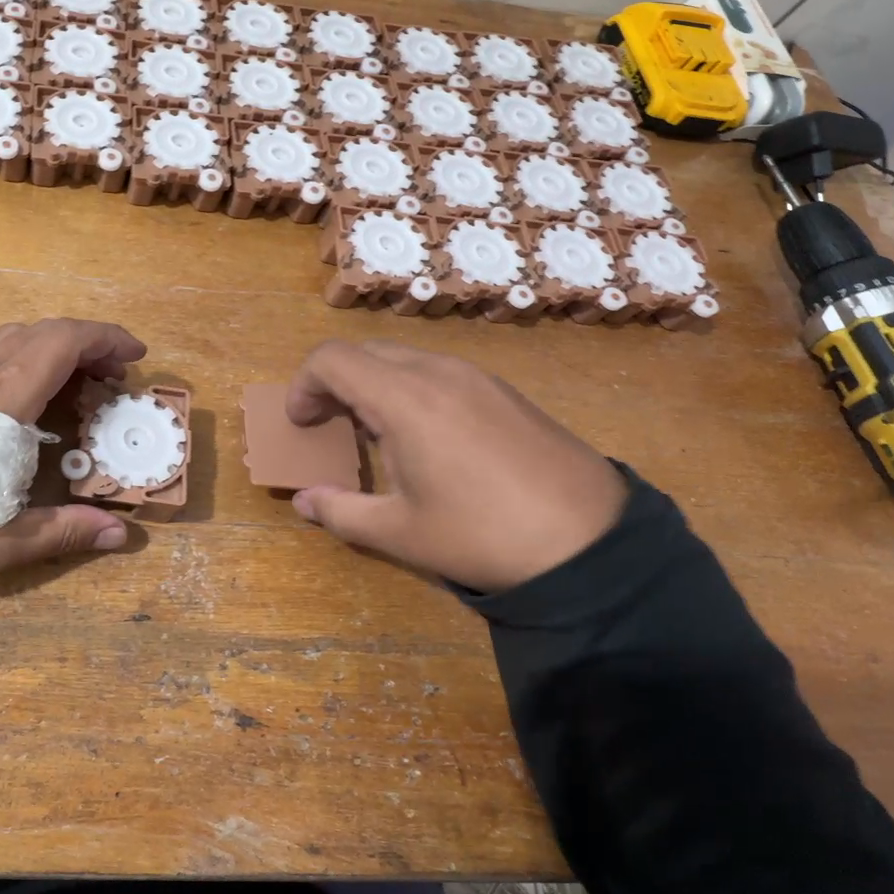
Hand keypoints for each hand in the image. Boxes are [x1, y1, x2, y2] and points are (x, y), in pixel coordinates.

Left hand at [0, 319, 146, 589]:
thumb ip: (63, 531)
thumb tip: (121, 535)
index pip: (61, 342)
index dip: (105, 339)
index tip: (135, 355)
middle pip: (41, 331)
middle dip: (86, 344)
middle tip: (114, 377)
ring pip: (10, 335)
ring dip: (52, 346)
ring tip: (77, 380)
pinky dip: (20, 353)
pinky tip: (24, 388)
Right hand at [286, 340, 627, 592]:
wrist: (591, 541)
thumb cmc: (482, 535)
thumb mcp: (399, 533)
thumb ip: (339, 511)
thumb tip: (304, 501)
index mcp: (404, 398)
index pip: (331, 359)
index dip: (302, 385)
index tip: (302, 424)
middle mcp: (438, 372)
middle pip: (364, 352)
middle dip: (334, 382)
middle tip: (331, 426)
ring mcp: (476, 377)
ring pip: (403, 358)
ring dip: (374, 384)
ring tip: (378, 435)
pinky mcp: (504, 390)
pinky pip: (438, 372)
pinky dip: (410, 389)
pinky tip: (427, 439)